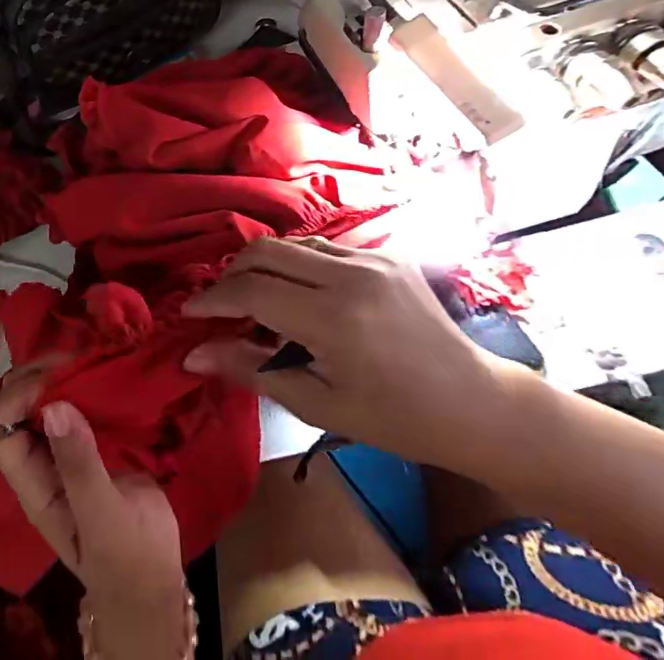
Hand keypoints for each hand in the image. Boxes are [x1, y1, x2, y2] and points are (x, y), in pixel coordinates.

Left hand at [0, 364, 190, 657]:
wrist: (152, 578)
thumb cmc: (125, 556)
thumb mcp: (103, 516)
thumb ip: (79, 465)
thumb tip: (53, 406)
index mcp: (31, 481)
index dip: (19, 394)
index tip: (59, 379)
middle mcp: (40, 458)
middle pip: (16, 402)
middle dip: (39, 373)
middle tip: (79, 358)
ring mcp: (65, 447)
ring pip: (44, 396)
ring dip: (60, 371)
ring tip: (92, 356)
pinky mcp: (93, 440)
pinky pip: (77, 400)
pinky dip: (86, 379)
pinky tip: (106, 367)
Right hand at [183, 238, 538, 474]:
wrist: (475, 401)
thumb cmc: (396, 419)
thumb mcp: (318, 404)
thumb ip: (251, 370)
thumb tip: (194, 355)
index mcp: (334, 318)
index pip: (252, 291)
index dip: (212, 300)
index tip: (188, 314)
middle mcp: (351, 274)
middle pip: (265, 251)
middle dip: (231, 274)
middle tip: (218, 306)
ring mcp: (373, 258)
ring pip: (294, 243)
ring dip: (264, 266)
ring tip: (254, 302)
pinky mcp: (388, 254)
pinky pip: (326, 249)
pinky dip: (299, 266)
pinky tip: (300, 296)